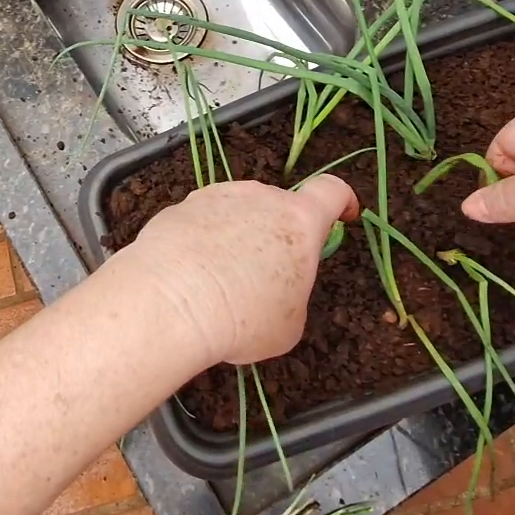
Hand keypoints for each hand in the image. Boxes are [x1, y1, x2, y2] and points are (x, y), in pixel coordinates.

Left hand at [112, 177, 357, 365]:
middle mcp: (258, 197)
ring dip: (236, 236)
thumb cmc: (244, 317)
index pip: (331, 191)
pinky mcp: (179, 208)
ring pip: (235, 212)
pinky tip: (190, 275)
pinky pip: (200, 222)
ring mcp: (215, 197)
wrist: (172, 303)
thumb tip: (273, 285)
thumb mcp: (290, 322)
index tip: (342, 214)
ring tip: (220, 281)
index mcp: (298, 221)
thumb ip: (291, 290)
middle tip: (265, 275)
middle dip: (276, 234)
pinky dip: (201, 241)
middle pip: (277, 206)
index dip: (341, 201)